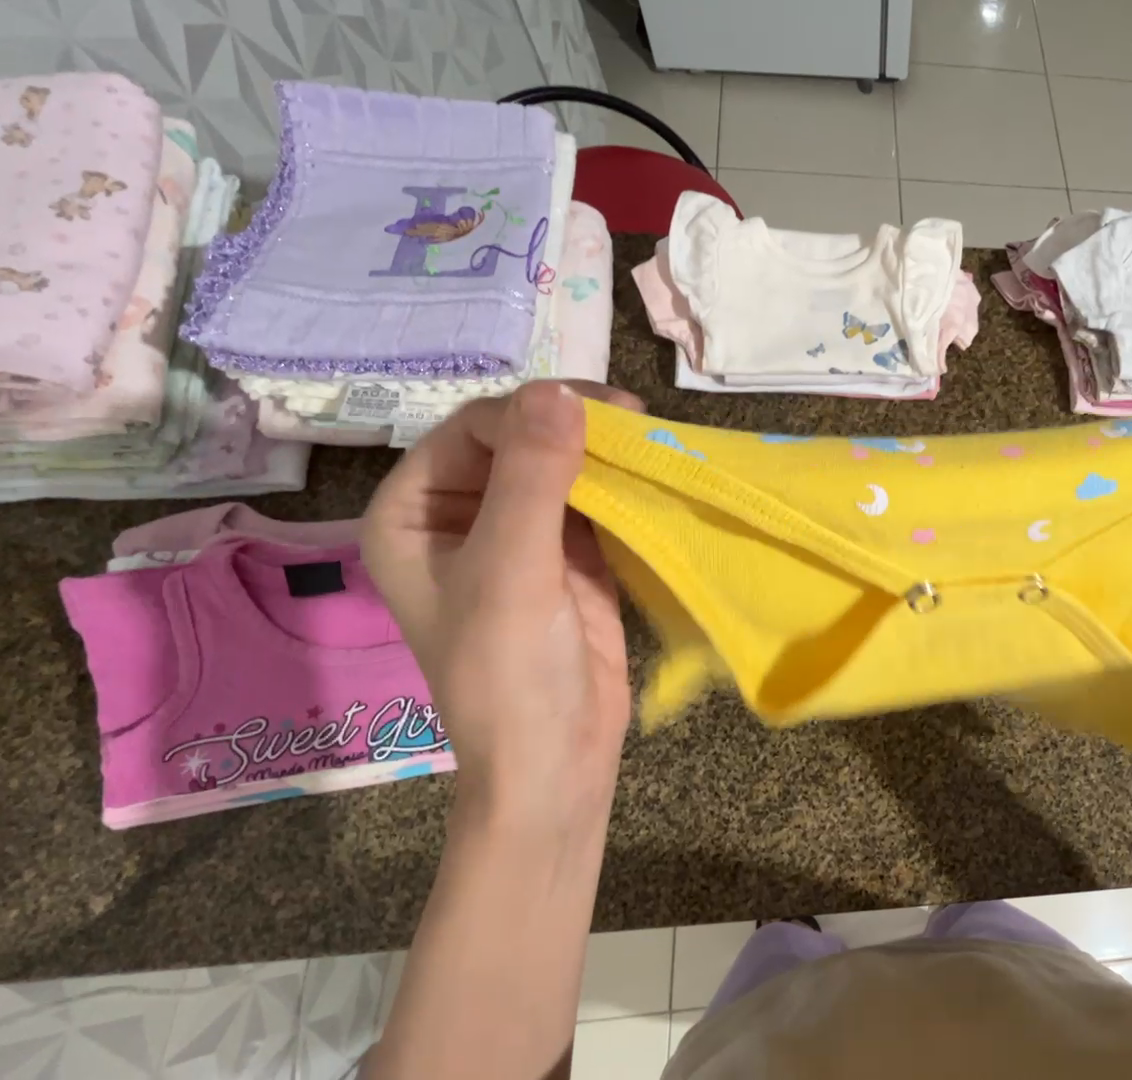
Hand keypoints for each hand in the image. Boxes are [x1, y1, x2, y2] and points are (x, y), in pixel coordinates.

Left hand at [363, 381, 645, 824]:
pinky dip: (625, 488)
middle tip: (639, 421)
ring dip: (606, 454)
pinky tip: (656, 477)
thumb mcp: (512, 571)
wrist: (558, 759)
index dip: (534, 412)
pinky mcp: (572, 558)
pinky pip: (596, 504)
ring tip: (655, 443)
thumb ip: (532, 479)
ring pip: (564, 468)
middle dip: (575, 427)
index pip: (474, 430)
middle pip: (521, 441)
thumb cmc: (510, 672)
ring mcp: (522, 537)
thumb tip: (559, 391)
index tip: (607, 413)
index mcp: (415, 512)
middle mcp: (463, 515)